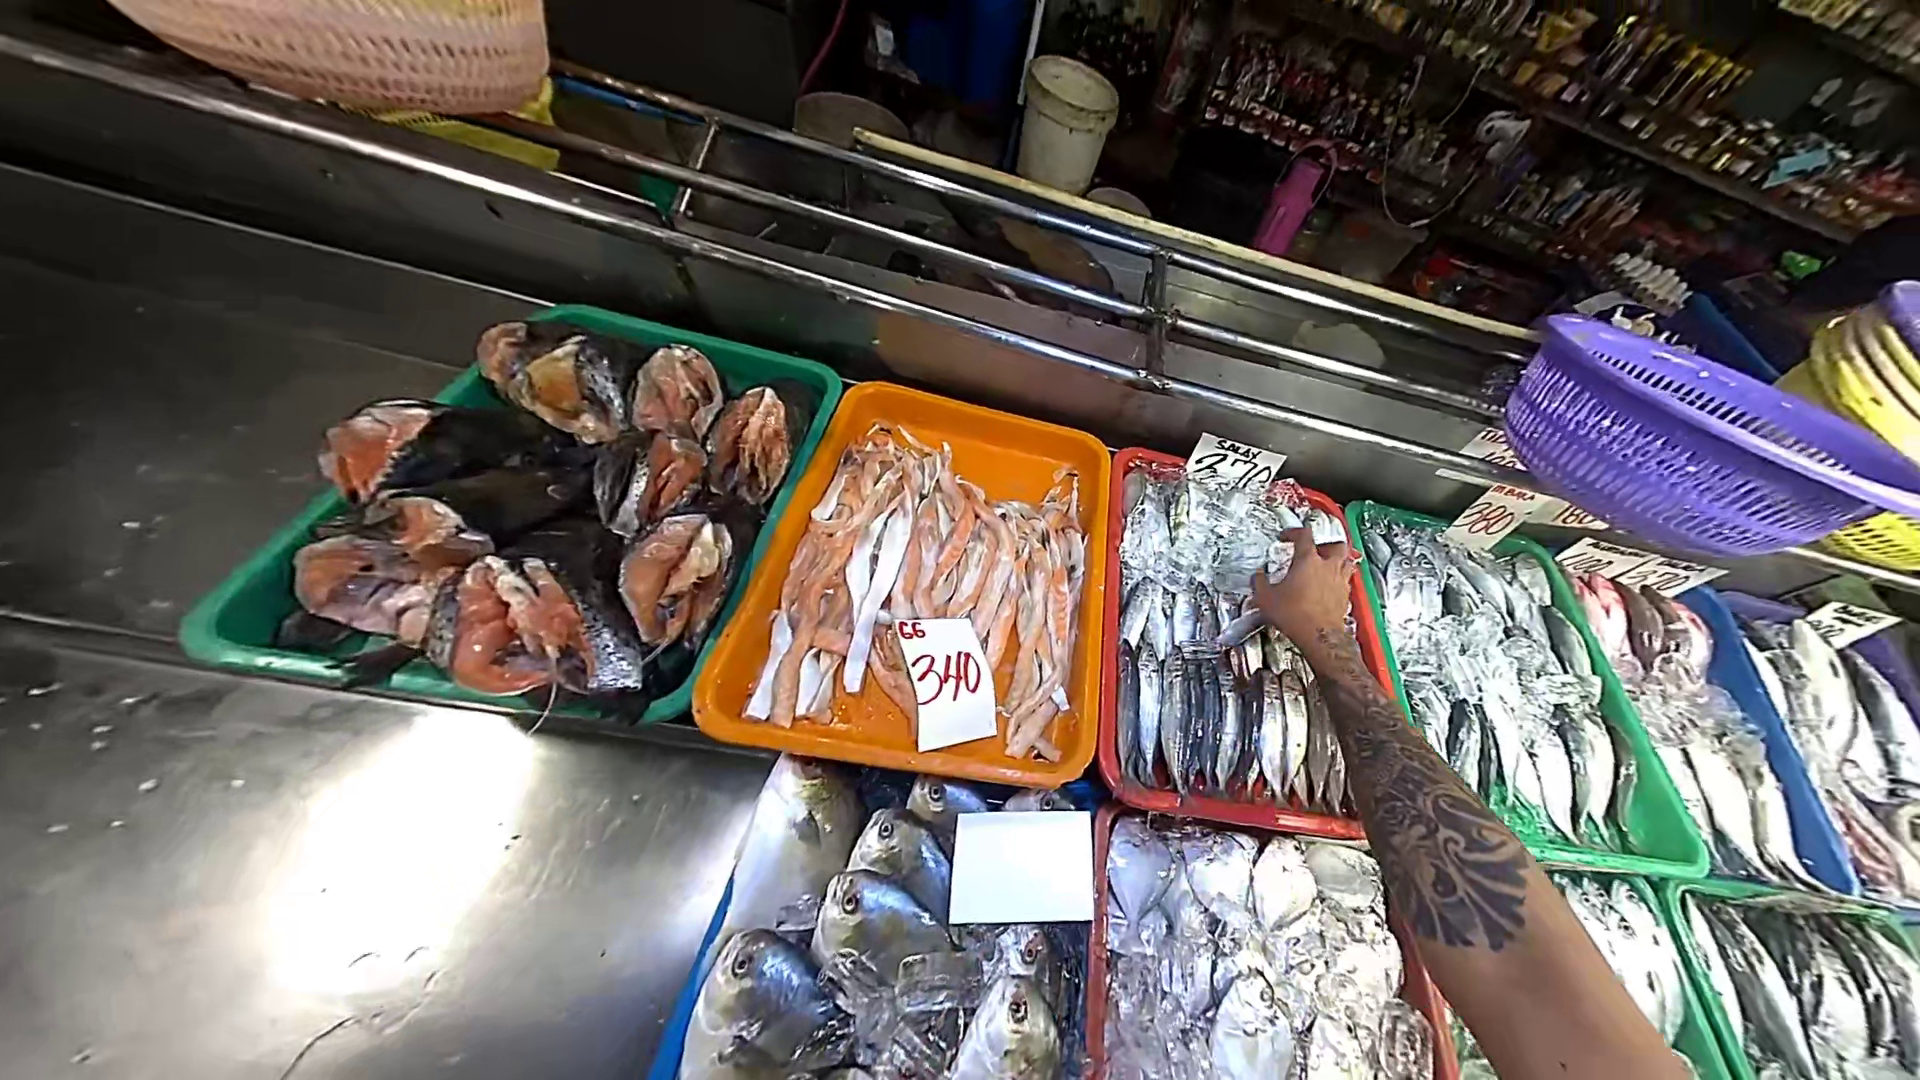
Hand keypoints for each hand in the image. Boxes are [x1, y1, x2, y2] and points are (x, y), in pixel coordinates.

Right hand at [1253, 527, 1355, 659]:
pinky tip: (1327, 584)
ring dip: (1336, 558)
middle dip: (1324, 543)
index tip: (1286, 536)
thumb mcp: (1265, 597)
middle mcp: (1328, 567)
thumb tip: (1258, 576)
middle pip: (1335, 544)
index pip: (1304, 535)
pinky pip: (1346, 579)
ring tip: (1325, 562)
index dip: (1293, 532)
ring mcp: (1340, 581)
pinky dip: (1338, 577)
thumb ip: (1260, 582)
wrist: (1318, 635)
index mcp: (1308, 560)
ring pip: (1347, 560)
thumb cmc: (1294, 614)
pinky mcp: (1346, 595)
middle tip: (1313, 547)